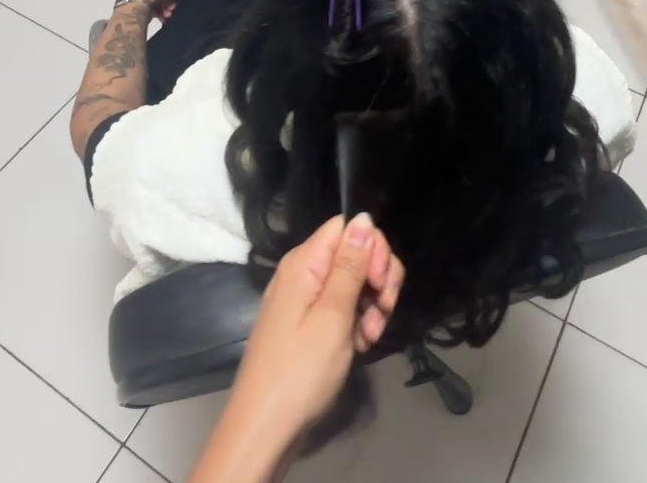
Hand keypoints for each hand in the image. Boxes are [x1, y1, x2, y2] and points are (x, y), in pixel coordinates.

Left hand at [235, 214, 403, 437]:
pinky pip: (342, 306)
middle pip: (354, 252)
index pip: (347, 227)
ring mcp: (305, 298)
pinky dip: (358, 323)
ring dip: (371, 306)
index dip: (371, 248)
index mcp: (304, 262)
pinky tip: (361, 346)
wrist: (265, 428)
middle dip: (378, 280)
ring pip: (353, 282)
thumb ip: (350, 265)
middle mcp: (303, 272)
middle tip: (382, 313)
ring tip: (370, 338)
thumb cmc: (300, 371)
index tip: (379, 284)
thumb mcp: (333, 316)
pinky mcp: (309, 322)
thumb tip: (363, 216)